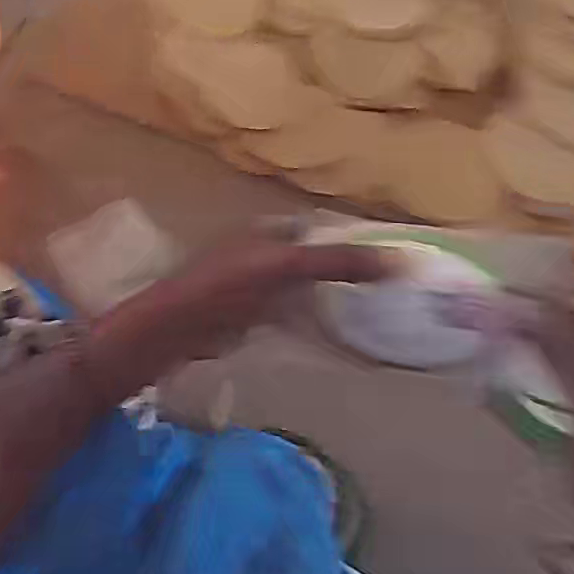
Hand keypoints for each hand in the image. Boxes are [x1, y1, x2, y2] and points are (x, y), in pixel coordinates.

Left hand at [85, 229, 392, 396]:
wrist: (169, 331)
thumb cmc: (219, 288)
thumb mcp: (279, 266)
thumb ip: (333, 260)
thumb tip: (397, 259)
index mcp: (268, 232)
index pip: (323, 229)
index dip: (358, 240)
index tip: (402, 260)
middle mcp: (263, 254)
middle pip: (318, 260)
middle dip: (354, 274)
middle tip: (404, 297)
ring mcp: (257, 289)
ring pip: (309, 291)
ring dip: (340, 303)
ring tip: (387, 320)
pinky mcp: (251, 319)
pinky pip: (295, 319)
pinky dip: (321, 327)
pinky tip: (348, 344)